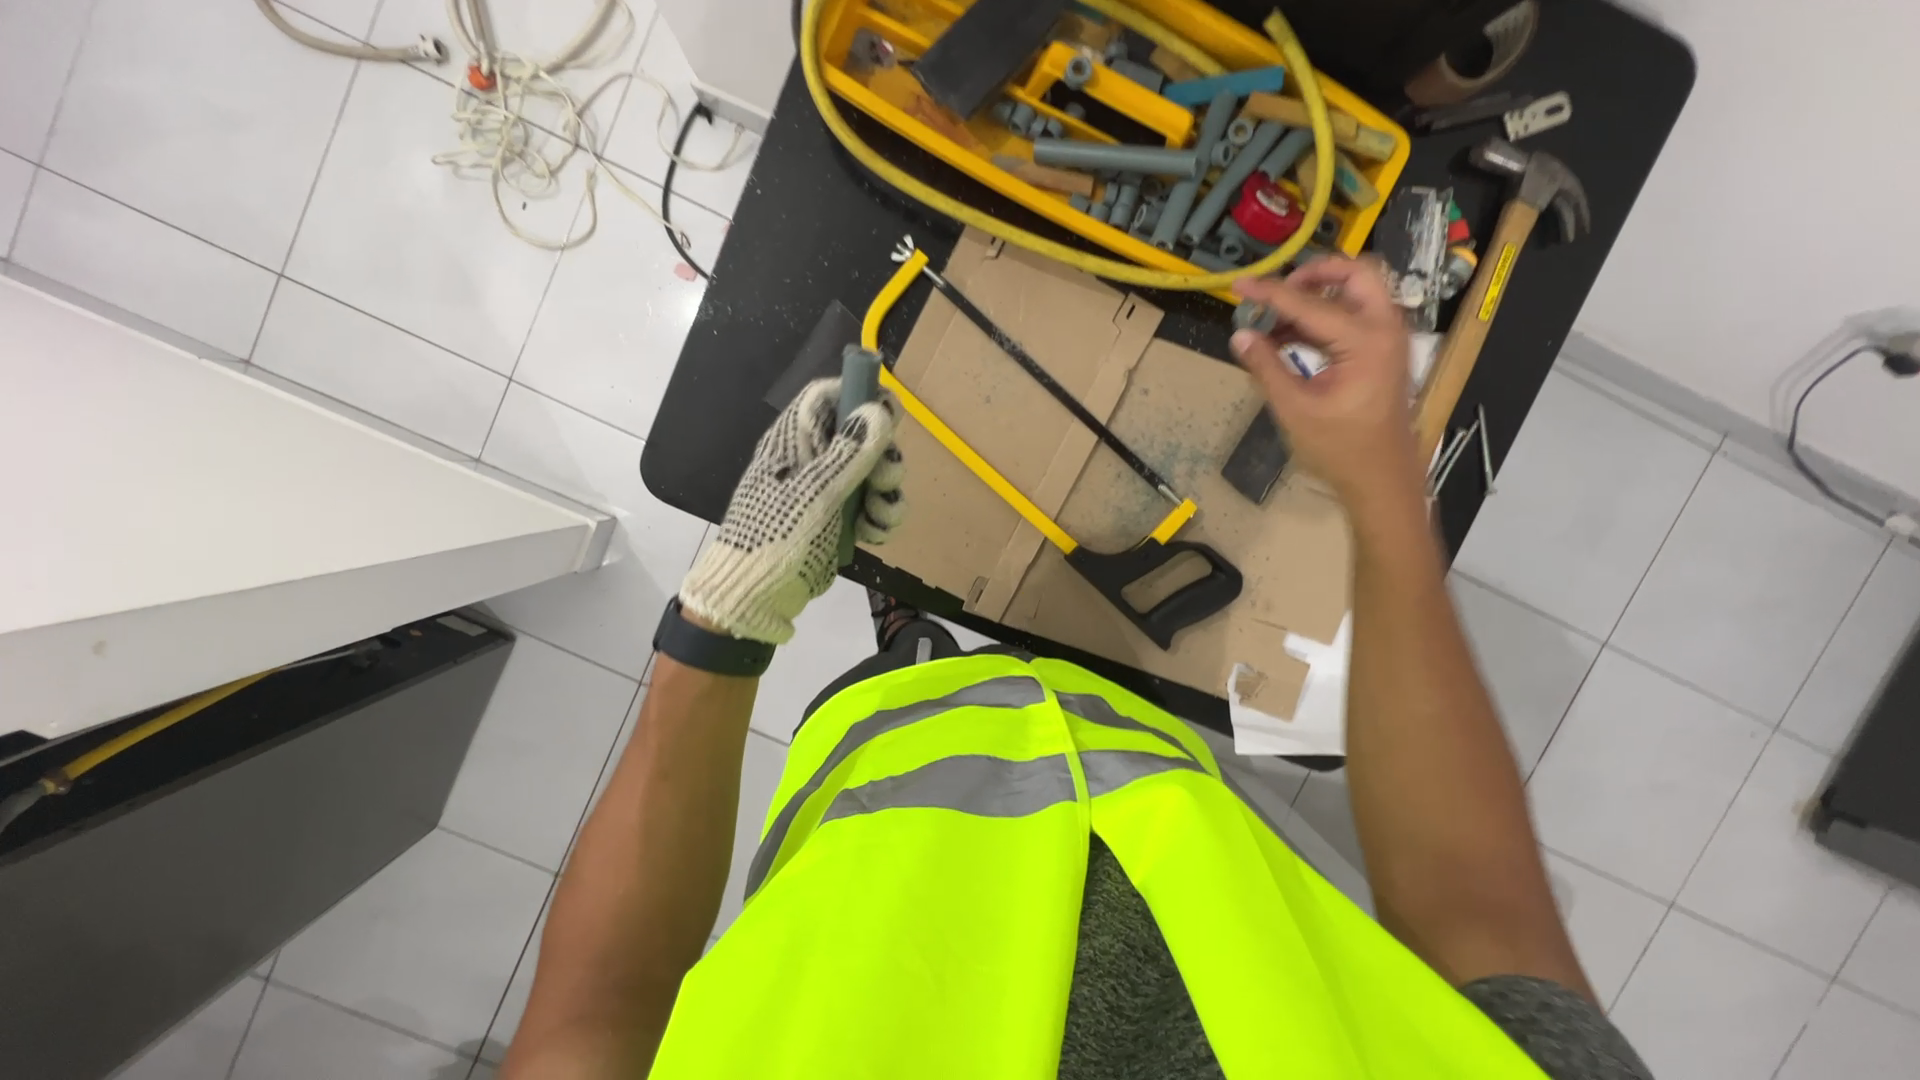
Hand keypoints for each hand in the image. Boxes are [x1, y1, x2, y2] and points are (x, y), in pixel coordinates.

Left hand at [680, 378, 903, 643]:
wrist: (757, 599)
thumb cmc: (774, 538)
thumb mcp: (815, 493)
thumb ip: (850, 453)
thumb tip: (878, 409)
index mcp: (793, 442)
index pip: (827, 398)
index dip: (859, 395)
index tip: (889, 413)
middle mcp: (812, 459)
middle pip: (862, 435)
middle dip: (883, 457)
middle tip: (887, 479)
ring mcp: (827, 490)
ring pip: (874, 474)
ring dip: (886, 494)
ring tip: (878, 517)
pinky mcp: (839, 520)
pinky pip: (872, 507)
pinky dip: (879, 520)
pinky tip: (873, 536)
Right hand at [1230, 257, 1422, 503]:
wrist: (1382, 478)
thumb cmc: (1340, 449)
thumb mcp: (1295, 409)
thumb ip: (1267, 367)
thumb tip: (1240, 336)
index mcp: (1365, 341)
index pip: (1311, 304)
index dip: (1270, 293)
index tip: (1240, 285)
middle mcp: (1385, 328)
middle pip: (1356, 274)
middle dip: (1315, 274)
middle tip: (1279, 290)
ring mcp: (1390, 338)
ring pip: (1360, 290)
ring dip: (1321, 293)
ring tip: (1279, 317)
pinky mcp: (1385, 350)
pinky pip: (1359, 313)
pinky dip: (1328, 313)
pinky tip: (1293, 335)